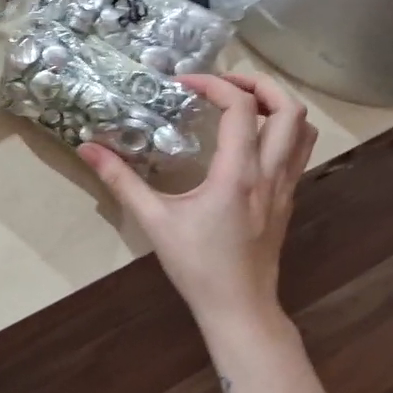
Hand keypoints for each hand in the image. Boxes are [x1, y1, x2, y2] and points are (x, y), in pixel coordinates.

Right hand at [77, 74, 316, 324]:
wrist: (240, 309)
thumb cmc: (198, 266)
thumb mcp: (154, 221)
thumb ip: (121, 180)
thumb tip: (88, 148)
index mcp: (239, 174)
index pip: (241, 108)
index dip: (214, 84)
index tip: (183, 84)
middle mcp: (270, 173)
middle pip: (290, 109)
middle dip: (258, 84)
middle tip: (221, 83)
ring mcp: (285, 186)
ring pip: (304, 129)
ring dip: (277, 105)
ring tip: (240, 102)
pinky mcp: (286, 199)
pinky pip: (298, 151)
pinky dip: (280, 130)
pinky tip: (248, 138)